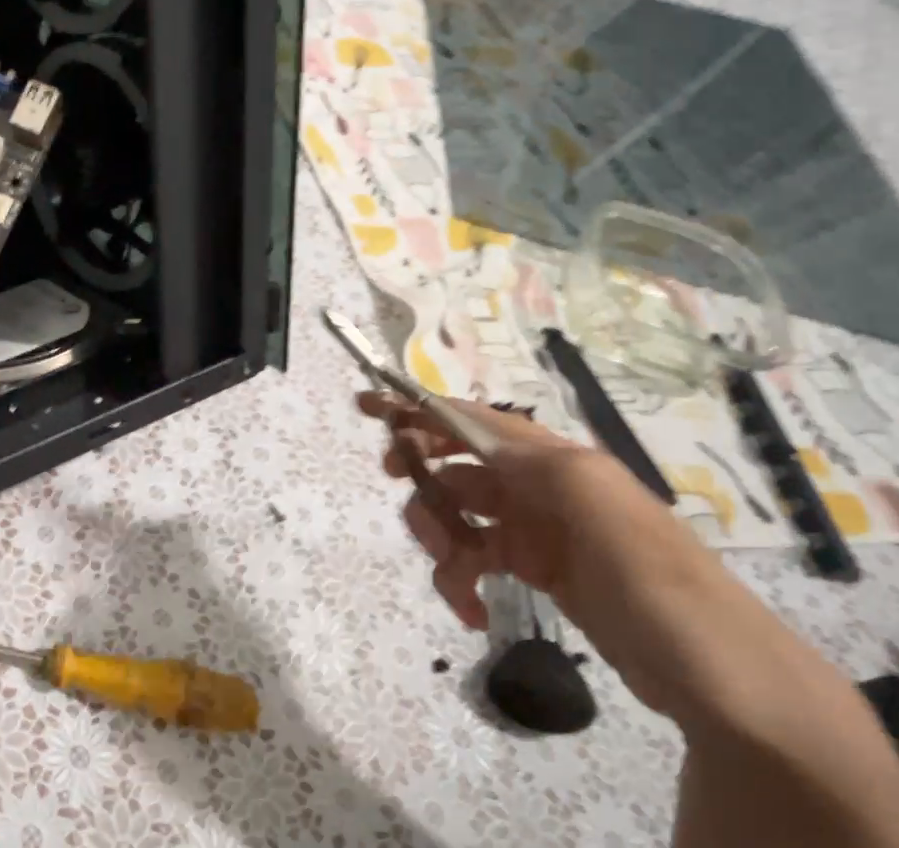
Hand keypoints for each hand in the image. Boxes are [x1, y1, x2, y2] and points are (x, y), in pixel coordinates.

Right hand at [357, 390, 714, 636]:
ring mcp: (537, 532)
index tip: (368, 408)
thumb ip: (539, 463)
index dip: (420, 410)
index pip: (477, 421)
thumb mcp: (608, 514)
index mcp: (560, 464)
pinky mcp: (534, 570)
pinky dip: (460, 581)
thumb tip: (468, 428)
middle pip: (457, 468)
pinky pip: (474, 560)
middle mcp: (543, 489)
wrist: (722, 682)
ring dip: (441, 544)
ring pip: (458, 517)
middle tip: (417, 523)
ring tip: (455, 585)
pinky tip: (471, 611)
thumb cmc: (661, 588)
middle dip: (425, 490)